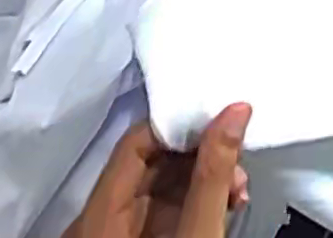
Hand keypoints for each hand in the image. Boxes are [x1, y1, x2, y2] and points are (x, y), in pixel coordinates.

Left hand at [68, 105, 252, 237]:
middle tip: (238, 160)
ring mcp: (110, 236)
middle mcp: (94, 223)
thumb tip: (236, 107)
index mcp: (96, 218)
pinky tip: (223, 206)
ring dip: (203, 179)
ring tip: (237, 190)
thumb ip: (213, 174)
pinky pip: (159, 211)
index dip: (179, 124)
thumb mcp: (196, 235)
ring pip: (160, 187)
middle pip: (150, 162)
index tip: (221, 118)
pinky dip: (193, 202)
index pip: (136, 140)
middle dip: (201, 154)